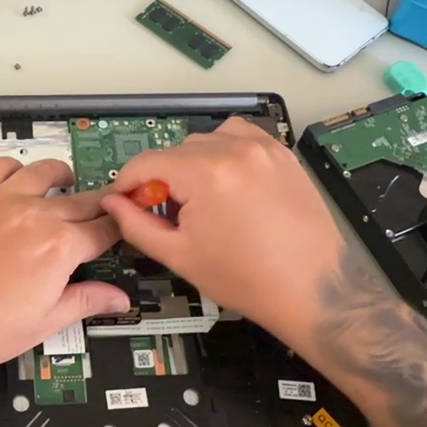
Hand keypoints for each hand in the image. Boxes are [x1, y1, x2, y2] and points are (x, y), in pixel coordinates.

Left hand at [0, 157, 127, 387]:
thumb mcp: (42, 325)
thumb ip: (85, 302)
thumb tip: (116, 299)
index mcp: (58, 248)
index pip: (104, 229)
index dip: (117, 230)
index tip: (120, 232)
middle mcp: (33, 215)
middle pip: (81, 199)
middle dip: (98, 206)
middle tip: (102, 213)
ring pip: (44, 172)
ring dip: (62, 177)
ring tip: (68, 183)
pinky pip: (0, 167)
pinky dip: (16, 169)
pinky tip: (17, 180)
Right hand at [100, 117, 378, 349]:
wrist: (312, 289)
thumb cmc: (249, 279)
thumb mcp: (179, 256)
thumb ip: (136, 225)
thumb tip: (114, 204)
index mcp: (205, 174)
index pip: (147, 162)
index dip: (128, 183)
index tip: (127, 201)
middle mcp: (235, 150)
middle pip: (176, 150)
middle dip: (163, 178)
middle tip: (168, 213)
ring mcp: (263, 149)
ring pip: (207, 140)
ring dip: (194, 162)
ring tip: (201, 198)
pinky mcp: (283, 155)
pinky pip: (241, 137)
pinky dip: (226, 152)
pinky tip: (227, 183)